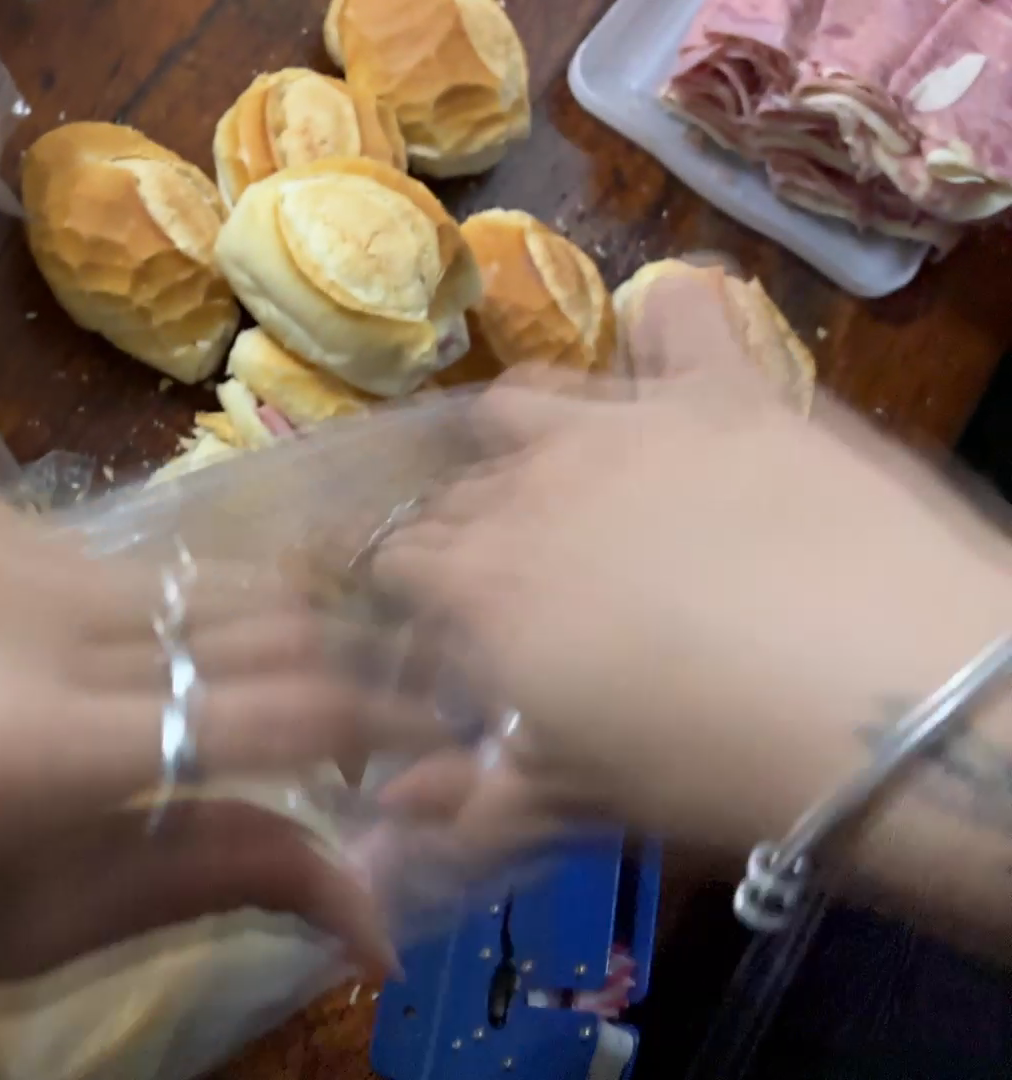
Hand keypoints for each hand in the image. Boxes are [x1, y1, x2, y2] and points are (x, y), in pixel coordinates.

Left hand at [0, 470, 394, 1040]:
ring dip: (165, 627)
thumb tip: (365, 900)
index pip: (253, 709)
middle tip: (335, 680)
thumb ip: (194, 878)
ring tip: (149, 681)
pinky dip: (63, 596)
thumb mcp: (11, 928)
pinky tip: (12, 643)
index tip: (422, 716)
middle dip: (289, 653)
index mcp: (10, 747)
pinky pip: (35, 539)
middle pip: (208, 612)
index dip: (362, 713)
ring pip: (127, 570)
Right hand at [371, 270, 1011, 861]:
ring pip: (522, 402)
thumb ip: (469, 798)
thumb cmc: (712, 767)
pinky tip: (666, 327)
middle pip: (455, 493)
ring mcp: (618, 435)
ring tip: (561, 468)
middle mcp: (518, 494)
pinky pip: (684, 321)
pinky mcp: (726, 400)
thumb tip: (388, 807)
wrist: (910, 721)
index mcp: (474, 584)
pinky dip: (670, 319)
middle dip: (462, 526)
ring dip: (522, 435)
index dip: (405, 582)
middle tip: (511, 571)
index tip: (427, 611)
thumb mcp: (576, 795)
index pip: (397, 559)